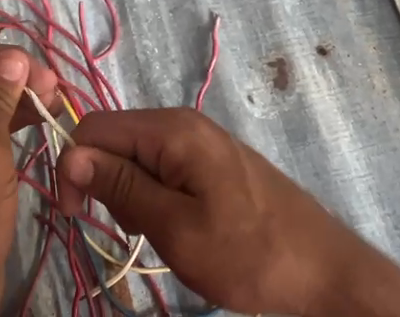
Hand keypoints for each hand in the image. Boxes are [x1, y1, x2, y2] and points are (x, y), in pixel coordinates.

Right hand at [56, 108, 399, 316]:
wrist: (328, 275)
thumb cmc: (249, 254)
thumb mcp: (175, 227)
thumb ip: (121, 186)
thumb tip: (71, 152)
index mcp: (171, 129)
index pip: (94, 127)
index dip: (73, 166)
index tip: (76, 216)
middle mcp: (183, 123)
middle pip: (115, 138)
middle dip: (102, 180)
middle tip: (120, 232)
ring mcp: (202, 142)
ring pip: (138, 156)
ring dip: (128, 193)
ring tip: (152, 235)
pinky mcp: (214, 164)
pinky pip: (163, 168)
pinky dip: (153, 196)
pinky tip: (172, 228)